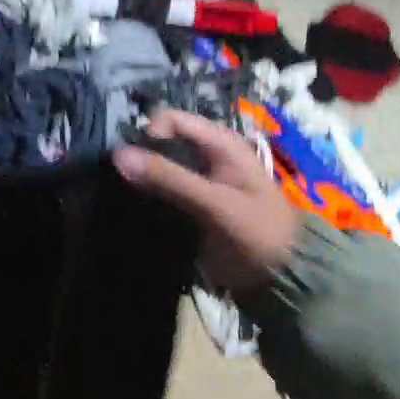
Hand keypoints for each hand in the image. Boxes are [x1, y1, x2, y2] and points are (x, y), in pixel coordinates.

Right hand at [112, 108, 297, 289]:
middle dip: (142, 156)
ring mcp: (201, 180)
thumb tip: (118, 155)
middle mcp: (209, 155)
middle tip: (124, 181)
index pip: (172, 119)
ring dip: (144, 178)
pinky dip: (150, 196)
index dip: (149, 134)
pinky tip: (136, 208)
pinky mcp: (193, 204)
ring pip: (161, 167)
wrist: (282, 279)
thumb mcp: (214, 203)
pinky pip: (164, 191)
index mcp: (221, 143)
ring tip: (125, 195)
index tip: (134, 163)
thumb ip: (169, 178)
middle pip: (163, 141)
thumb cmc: (256, 232)